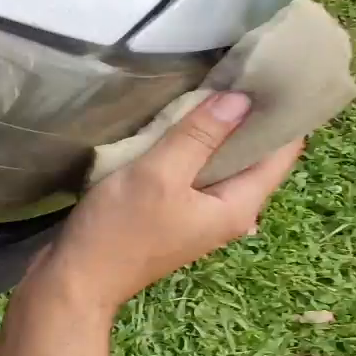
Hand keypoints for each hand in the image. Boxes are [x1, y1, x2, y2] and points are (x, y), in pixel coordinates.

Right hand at [32, 91, 302, 315]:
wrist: (72, 282)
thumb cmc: (116, 231)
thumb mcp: (156, 176)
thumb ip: (198, 137)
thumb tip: (241, 98)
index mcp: (239, 206)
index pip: (282, 150)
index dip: (280, 111)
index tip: (268, 74)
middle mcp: (227, 215)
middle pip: (249, 160)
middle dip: (240, 122)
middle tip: (225, 80)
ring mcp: (194, 222)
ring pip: (214, 171)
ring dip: (206, 140)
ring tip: (191, 103)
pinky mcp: (164, 224)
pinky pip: (186, 182)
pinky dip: (181, 159)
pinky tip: (160, 143)